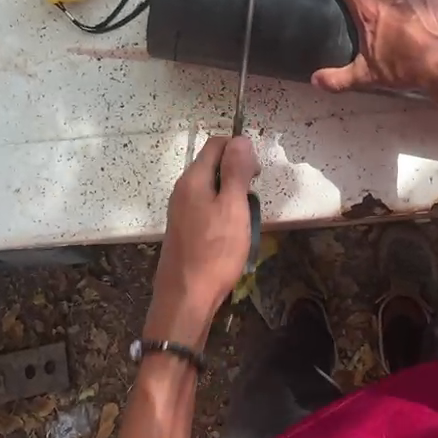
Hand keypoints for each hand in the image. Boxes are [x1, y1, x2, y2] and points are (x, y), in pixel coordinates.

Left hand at [145, 135, 258, 347]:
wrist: (186, 298)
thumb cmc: (215, 252)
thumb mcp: (233, 207)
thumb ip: (236, 171)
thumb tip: (240, 139)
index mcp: (193, 179)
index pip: (216, 144)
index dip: (240, 149)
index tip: (257, 173)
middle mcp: (183, 189)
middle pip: (212, 163)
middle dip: (237, 172)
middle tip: (253, 198)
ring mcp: (180, 209)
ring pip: (211, 186)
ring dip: (232, 194)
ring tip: (245, 218)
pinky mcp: (184, 228)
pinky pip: (206, 206)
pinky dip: (222, 210)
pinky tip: (231, 232)